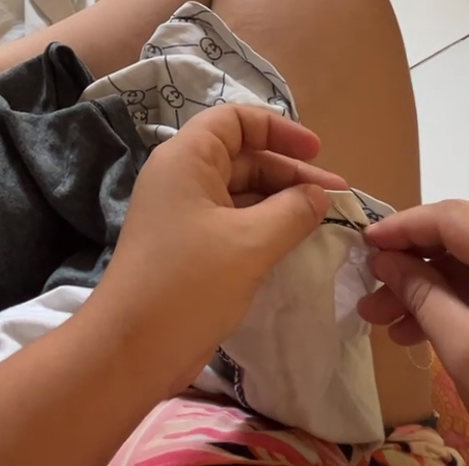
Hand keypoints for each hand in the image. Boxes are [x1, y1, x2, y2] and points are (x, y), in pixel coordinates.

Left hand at [82, 104, 345, 397]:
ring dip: (281, 201)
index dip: (278, 129)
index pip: (235, 120)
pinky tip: (296, 242)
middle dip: (290, 172)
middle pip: (243, 156)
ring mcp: (183, 212)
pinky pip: (232, 220)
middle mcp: (182, 176)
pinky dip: (264, 225)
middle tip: (337, 197)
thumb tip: (319, 196)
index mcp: (187, 158)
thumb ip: (292, 212)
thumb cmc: (189, 282)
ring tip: (324, 219)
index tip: (317, 152)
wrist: (132, 349)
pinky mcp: (188, 245)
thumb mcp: (250, 243)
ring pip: (240, 191)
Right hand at [357, 201, 468, 465]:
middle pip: (465, 234)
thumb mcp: (468, 353)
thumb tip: (383, 258)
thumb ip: (422, 294)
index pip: (454, 217)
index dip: (403, 225)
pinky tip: (419, 329)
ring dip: (429, 282)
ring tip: (382, 316)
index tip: (361, 243)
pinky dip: (457, 300)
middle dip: (413, 257)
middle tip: (369, 284)